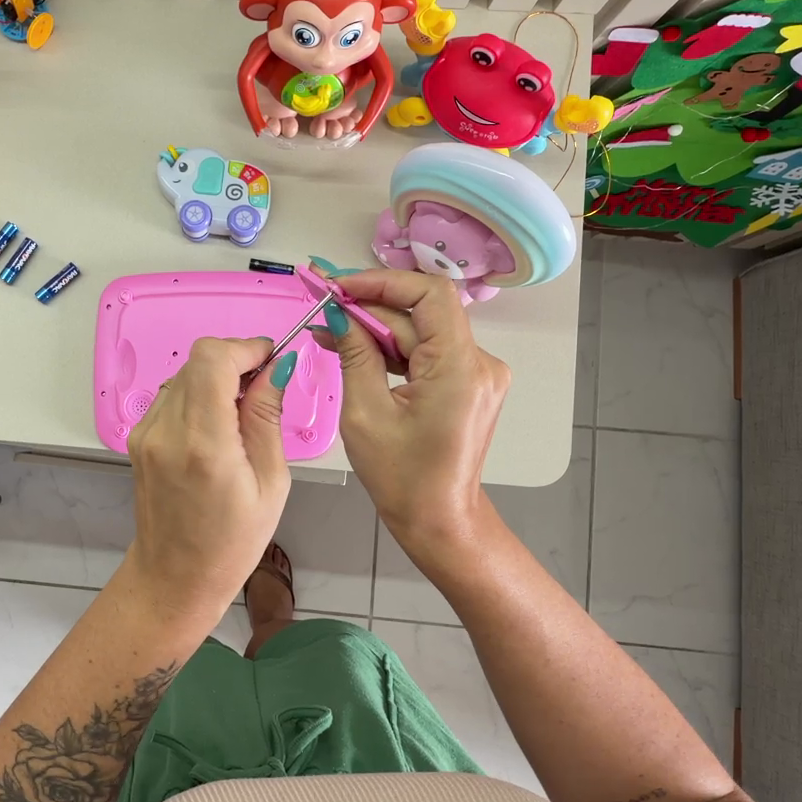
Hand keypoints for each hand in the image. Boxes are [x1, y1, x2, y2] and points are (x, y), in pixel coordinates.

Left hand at [121, 337, 292, 625]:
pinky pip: (171, 395)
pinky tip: (217, 425)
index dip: (245, 348)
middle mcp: (166, 431)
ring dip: (216, 377)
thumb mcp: (271, 483)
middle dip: (235, 361)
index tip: (271, 359)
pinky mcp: (138, 437)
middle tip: (264, 385)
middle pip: (197, 360)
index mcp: (203, 444)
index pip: (212, 360)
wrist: (173, 578)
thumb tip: (276, 367)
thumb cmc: (232, 543)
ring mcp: (145, 433)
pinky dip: (198, 395)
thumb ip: (267, 417)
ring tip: (242, 411)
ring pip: (183, 374)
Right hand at [311, 269, 509, 563]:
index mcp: (460, 368)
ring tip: (329, 328)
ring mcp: (476, 373)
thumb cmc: (402, 477)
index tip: (340, 286)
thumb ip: (354, 355)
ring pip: (421, 331)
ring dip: (377, 327)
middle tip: (323, 303)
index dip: (383, 281)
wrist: (438, 519)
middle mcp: (479, 363)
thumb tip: (339, 313)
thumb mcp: (366, 413)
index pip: (429, 294)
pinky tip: (354, 349)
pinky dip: (392, 348)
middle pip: (422, 313)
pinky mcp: (466, 383)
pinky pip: (426, 352)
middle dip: (371, 305)